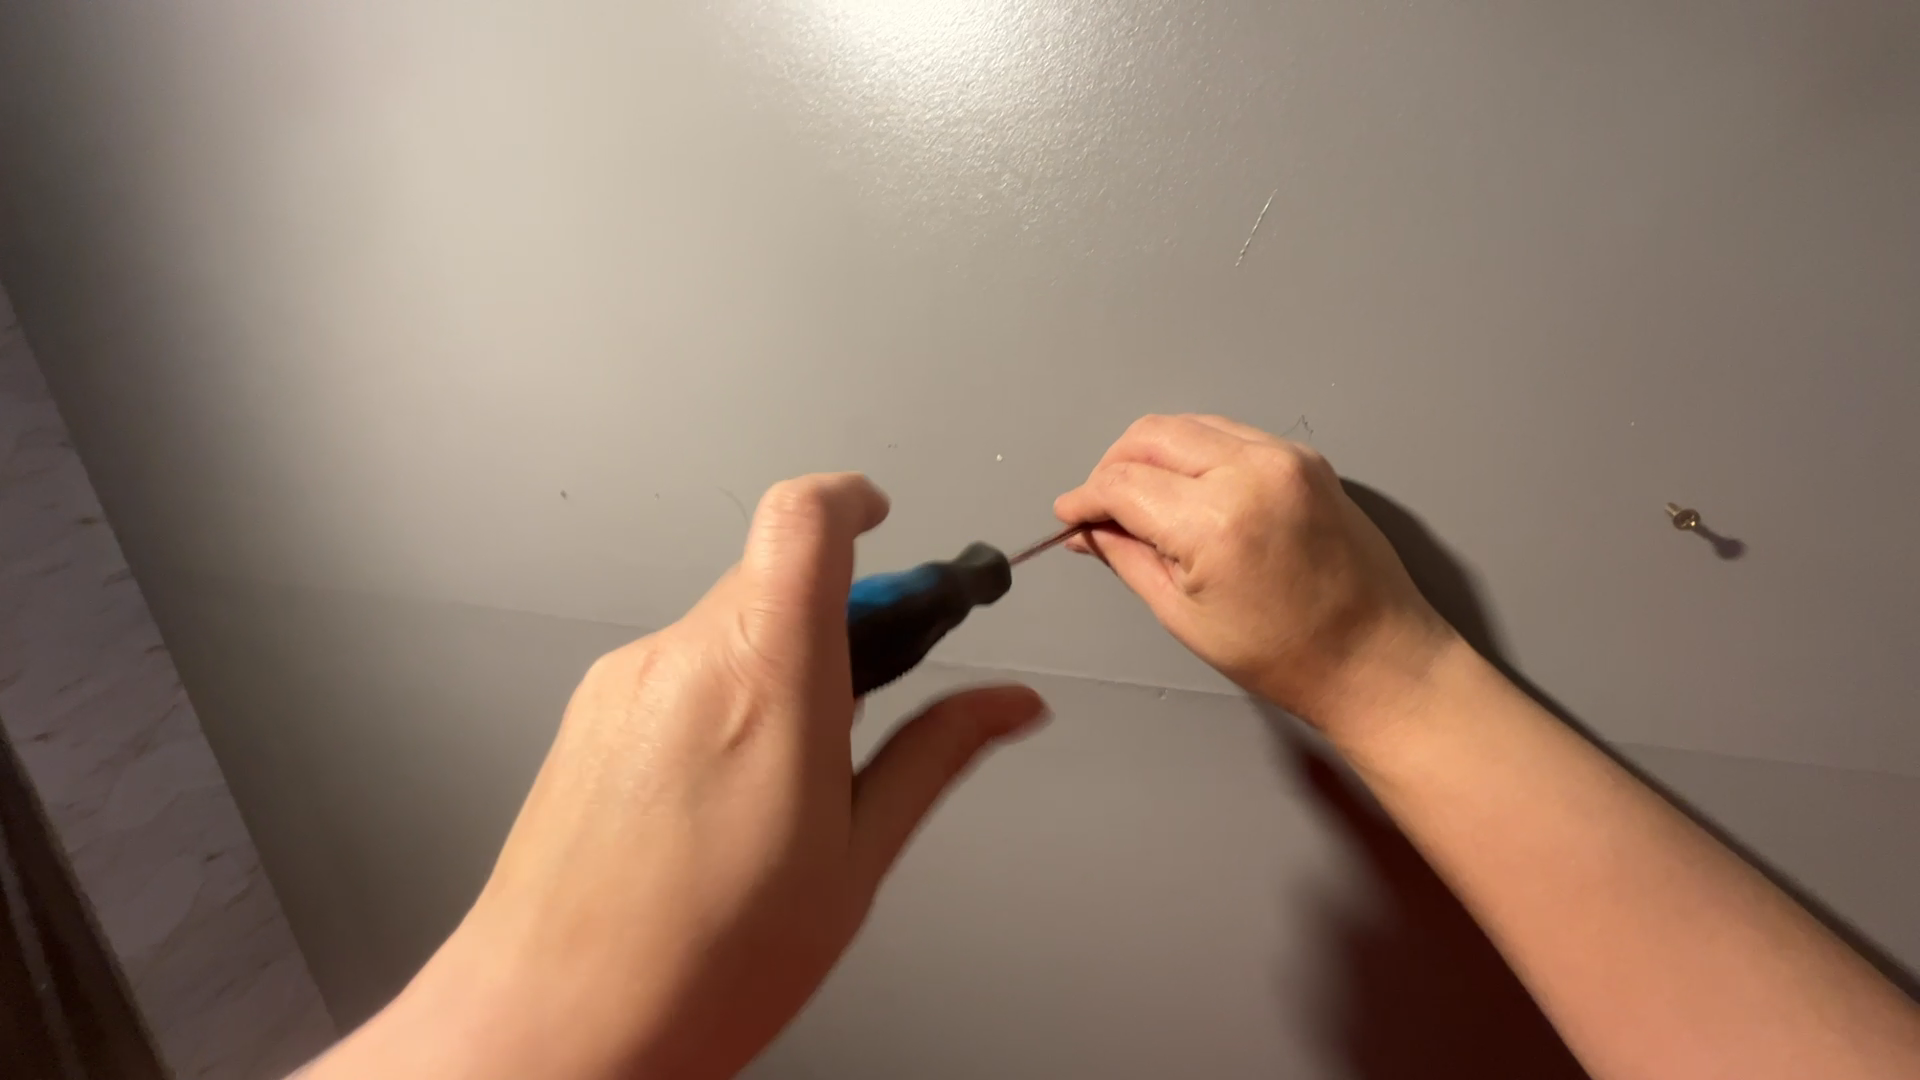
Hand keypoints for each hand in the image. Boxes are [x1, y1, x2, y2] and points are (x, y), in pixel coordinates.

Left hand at [379, 474, 1046, 1079]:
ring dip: (787, 653)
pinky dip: (734, 681)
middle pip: (782, 573)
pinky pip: (688, 656)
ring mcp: (631, 677)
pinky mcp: (597, 703)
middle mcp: (687, 658)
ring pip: (736, 618)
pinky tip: (733, 777)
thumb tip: (1006, 705)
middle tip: (873, 684)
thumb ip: (935, 753)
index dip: (851, 499)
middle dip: (843, 612)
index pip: (804, 521)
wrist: (545, 1034)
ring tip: (798, 759)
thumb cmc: (702, 964)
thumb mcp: (855, 858)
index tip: (881, 517)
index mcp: (766, 681)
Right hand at [1054, 414, 1454, 742]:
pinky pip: (1225, 434)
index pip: (1122, 484)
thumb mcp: (1182, 614)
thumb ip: (1125, 557)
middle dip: (1111, 467)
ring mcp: (1284, 455)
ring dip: (1149, 455)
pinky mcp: (1302, 456)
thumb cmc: (1279, 655)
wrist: (1378, 657)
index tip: (1068, 516)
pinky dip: (1190, 454)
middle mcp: (1251, 470)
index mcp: (1215, 520)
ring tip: (1139, 501)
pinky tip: (1184, 491)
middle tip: (1100, 509)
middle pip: (1149, 435)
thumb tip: (1084, 530)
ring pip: (1186, 425)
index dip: (1084, 499)